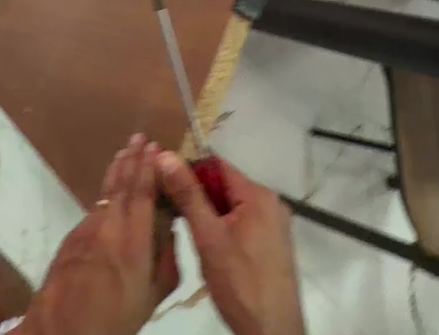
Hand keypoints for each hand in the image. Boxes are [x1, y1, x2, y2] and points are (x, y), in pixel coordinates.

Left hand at [22, 135, 175, 334]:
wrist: (64, 326)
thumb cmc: (116, 316)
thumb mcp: (153, 297)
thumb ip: (167, 262)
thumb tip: (172, 232)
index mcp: (134, 237)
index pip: (142, 190)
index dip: (148, 166)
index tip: (155, 146)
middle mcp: (110, 223)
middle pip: (122, 182)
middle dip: (132, 157)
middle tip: (140, 137)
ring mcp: (88, 226)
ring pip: (106, 192)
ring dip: (117, 170)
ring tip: (125, 152)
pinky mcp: (73, 234)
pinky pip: (95, 209)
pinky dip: (105, 195)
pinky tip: (110, 194)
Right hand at [156, 152, 304, 334]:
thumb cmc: (240, 283)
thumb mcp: (208, 236)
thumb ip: (187, 194)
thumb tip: (164, 154)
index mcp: (258, 194)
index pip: (216, 165)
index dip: (188, 170)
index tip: (164, 182)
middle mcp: (271, 203)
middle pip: (223, 186)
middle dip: (197, 198)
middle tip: (172, 213)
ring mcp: (274, 226)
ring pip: (230, 207)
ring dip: (208, 216)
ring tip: (188, 233)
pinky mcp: (272, 246)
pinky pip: (241, 224)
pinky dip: (222, 230)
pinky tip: (208, 249)